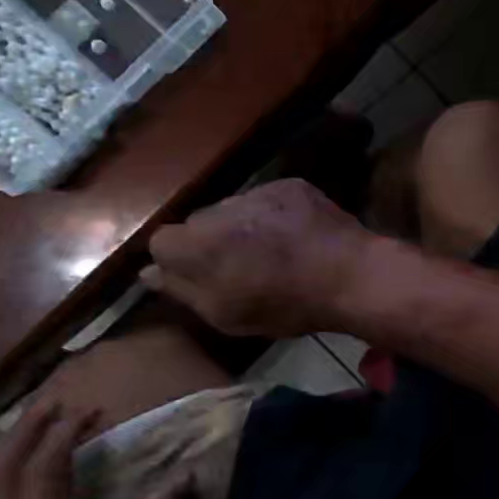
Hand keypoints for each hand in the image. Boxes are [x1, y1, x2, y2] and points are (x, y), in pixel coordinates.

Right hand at [142, 178, 376, 337]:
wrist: (350, 275)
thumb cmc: (286, 305)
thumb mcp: (226, 314)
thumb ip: (182, 290)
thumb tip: (148, 273)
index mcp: (198, 243)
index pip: (161, 242)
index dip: (179, 262)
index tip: (203, 278)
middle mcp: (221, 208)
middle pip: (198, 223)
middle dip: (210, 243)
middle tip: (241, 269)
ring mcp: (258, 191)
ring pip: (232, 209)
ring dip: (241, 228)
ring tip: (272, 253)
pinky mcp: (290, 184)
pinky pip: (266, 200)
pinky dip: (272, 216)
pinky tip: (294, 237)